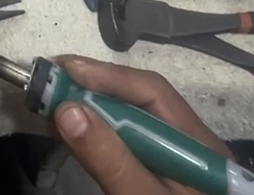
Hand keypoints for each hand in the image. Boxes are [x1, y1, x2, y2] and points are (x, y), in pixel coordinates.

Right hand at [52, 56, 228, 194]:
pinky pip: (125, 145)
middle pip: (141, 102)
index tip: (62, 70)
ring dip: (91, 109)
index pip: (152, 92)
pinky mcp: (158, 182)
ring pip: (130, 122)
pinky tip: (73, 133)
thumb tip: (65, 108)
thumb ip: (112, 161)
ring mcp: (176, 167)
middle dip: (94, 88)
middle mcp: (193, 149)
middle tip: (49, 84)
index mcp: (203, 149)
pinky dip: (96, 134)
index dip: (106, 75)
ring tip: (53, 105)